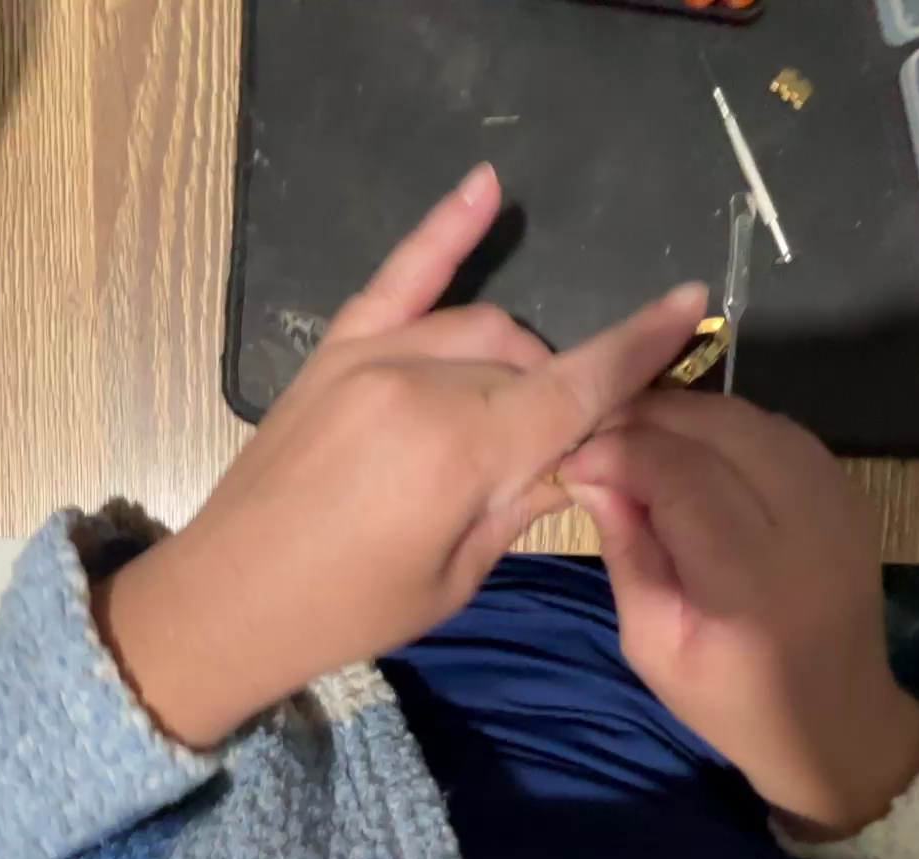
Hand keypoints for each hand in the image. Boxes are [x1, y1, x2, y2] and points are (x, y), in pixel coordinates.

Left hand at [95, 163, 709, 747]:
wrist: (228, 599)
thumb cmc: (346, 613)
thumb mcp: (454, 578)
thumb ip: (520, 504)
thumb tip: (576, 456)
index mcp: (461, 453)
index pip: (576, 388)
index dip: (640, 349)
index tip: (690, 307)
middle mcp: (422, 385)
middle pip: (527, 360)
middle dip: (559, 393)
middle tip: (554, 446)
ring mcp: (370, 357)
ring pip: (479, 325)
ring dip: (515, 357)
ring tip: (513, 406)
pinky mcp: (333, 354)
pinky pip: (396, 278)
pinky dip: (443, 232)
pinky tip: (485, 186)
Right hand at [558, 393, 918, 839]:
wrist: (832, 718)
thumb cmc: (725, 696)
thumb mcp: (649, 640)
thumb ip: (625, 551)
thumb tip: (588, 473)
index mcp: (752, 588)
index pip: (685, 480)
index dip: (621, 453)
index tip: (573, 463)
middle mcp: (810, 531)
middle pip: (722, 431)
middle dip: (646, 420)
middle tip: (595, 439)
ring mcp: (841, 505)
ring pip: (751, 419)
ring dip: (681, 414)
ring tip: (632, 437)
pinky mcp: (850, 493)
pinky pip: (775, 430)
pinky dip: (720, 425)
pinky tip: (685, 446)